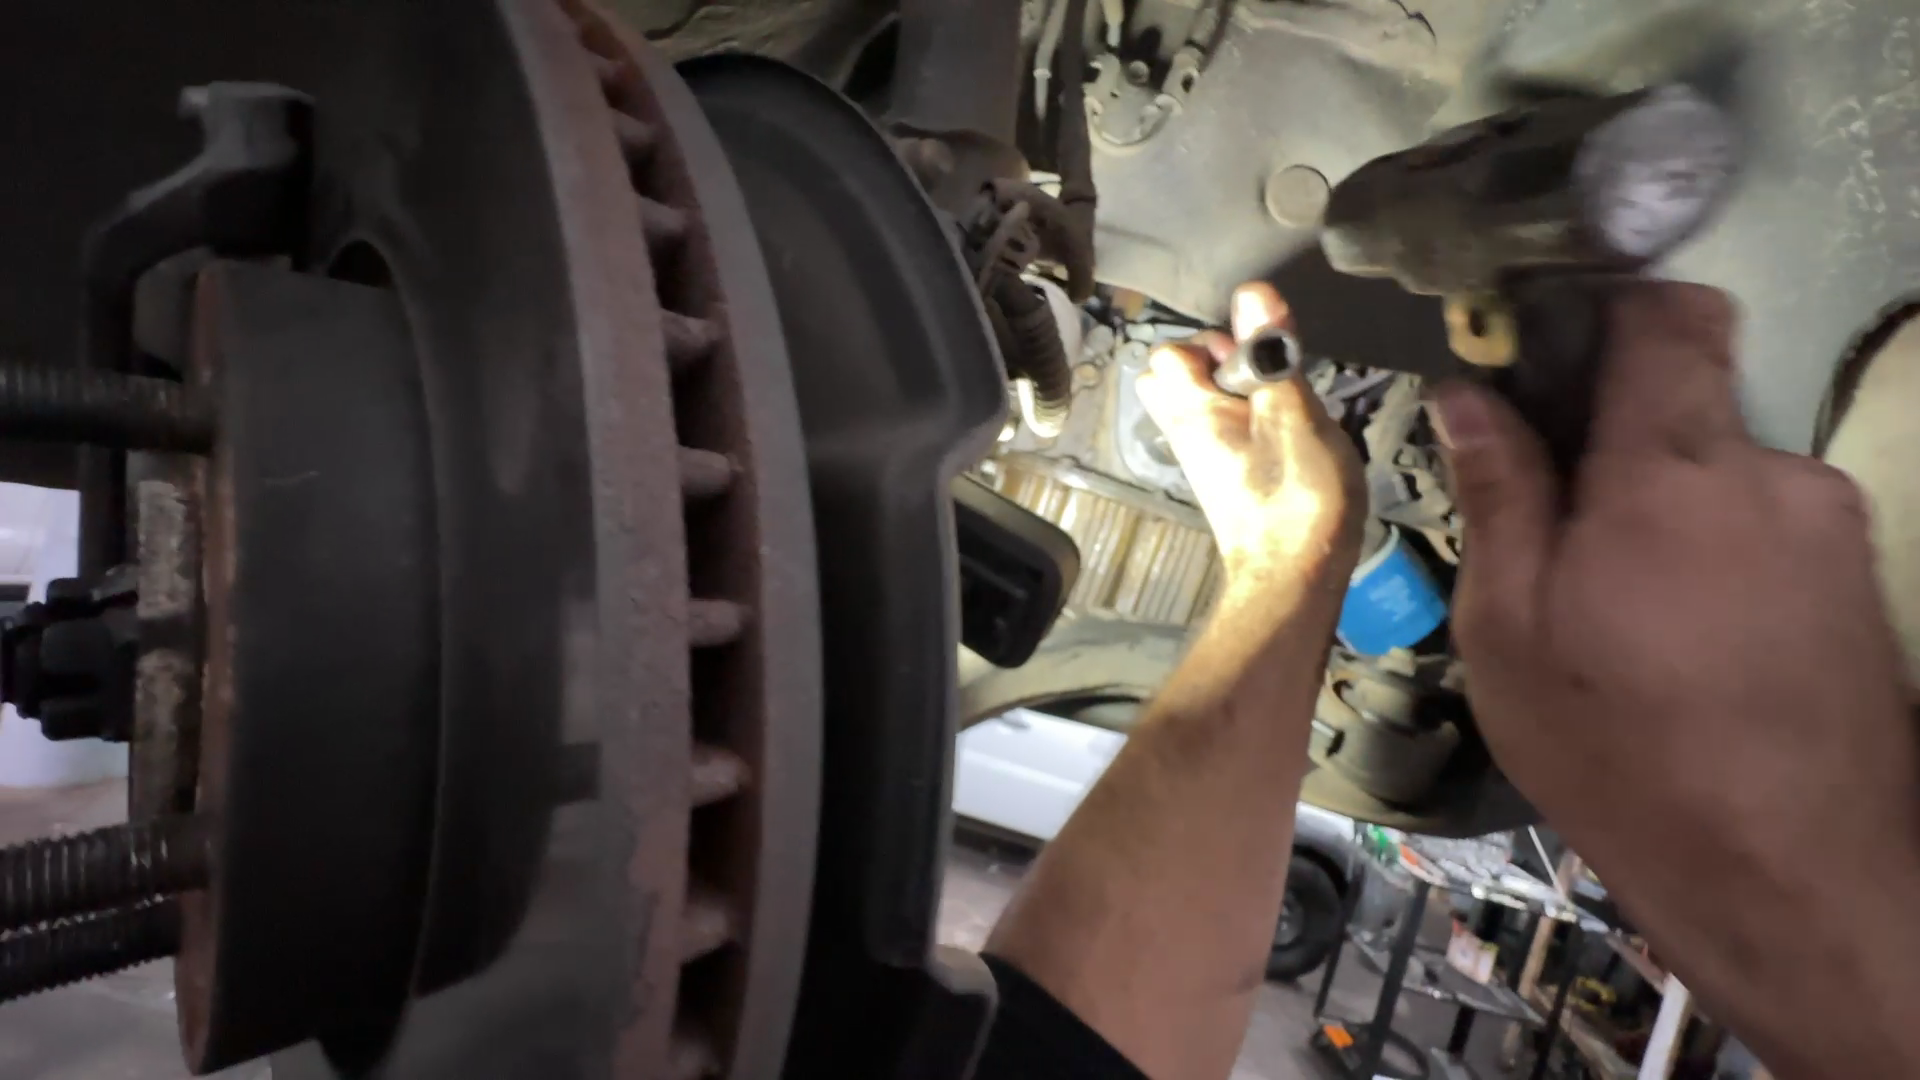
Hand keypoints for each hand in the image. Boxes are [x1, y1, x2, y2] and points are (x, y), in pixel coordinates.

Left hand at [1138, 283, 1364, 598]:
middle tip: (1260, 383)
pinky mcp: (1218, 471)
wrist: (1290, 576)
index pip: (1167, 351)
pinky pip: (1215, 424)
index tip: (1253, 361)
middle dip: (1216, 362)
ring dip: (1235, 390)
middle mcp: (1181, 429)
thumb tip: (1251, 294)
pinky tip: (1279, 435)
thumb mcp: (1293, 417)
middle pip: (1175, 373)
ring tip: (1275, 408)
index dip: (1211, 342)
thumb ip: (1269, 356)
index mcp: (1189, 412)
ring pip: (1199, 399)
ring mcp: (1198, 453)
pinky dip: (1241, 417)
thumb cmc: (1296, 498)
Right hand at [1436, 282, 1919, 1077]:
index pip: (1668, 322)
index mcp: (1674, 474)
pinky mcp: (1847, 580)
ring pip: (1706, 468)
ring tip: (1579, 588)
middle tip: (1524, 515)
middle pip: (1676, 403)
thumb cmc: (1607, 734)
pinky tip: (1644, 620)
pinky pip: (1746, 517)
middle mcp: (1773, 476)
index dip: (1604, 305)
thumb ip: (1499, 492)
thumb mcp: (1507, 616)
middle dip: (1592, 434)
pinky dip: (1681, 536)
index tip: (1531, 341)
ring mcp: (1826, 528)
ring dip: (1632, 497)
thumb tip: (1468, 396)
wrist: (1784, 874)